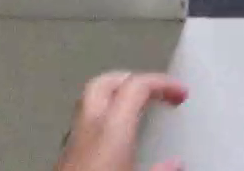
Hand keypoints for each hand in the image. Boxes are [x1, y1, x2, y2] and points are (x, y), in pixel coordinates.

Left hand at [55, 72, 187, 170]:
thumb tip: (175, 165)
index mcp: (111, 129)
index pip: (136, 84)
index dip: (162, 83)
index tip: (180, 93)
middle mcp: (87, 130)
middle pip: (106, 83)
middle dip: (132, 80)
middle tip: (154, 91)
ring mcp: (71, 145)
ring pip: (90, 103)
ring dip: (113, 98)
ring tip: (135, 111)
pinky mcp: (63, 162)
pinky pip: (84, 128)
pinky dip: (102, 123)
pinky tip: (114, 145)